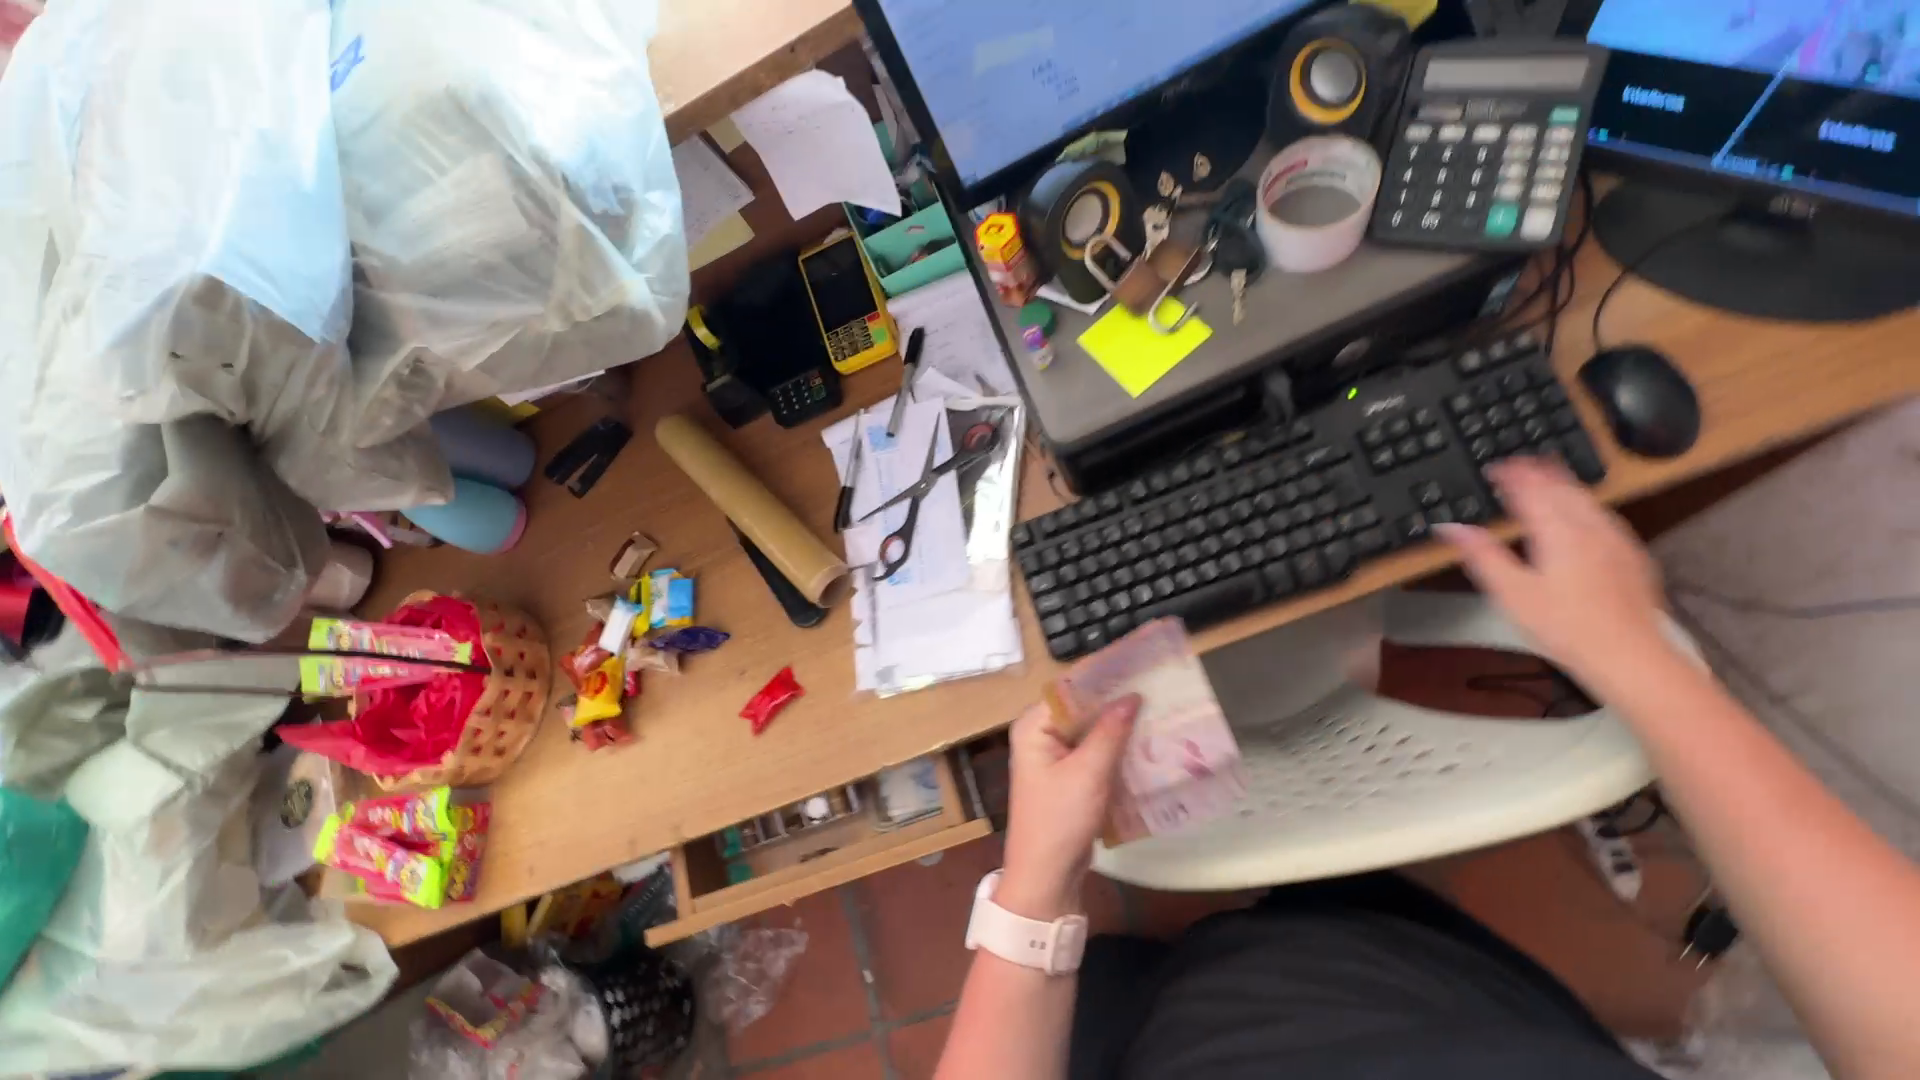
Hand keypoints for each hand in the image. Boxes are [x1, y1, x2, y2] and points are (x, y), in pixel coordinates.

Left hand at [997, 694, 1139, 921]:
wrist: (1046, 877)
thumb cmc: (1059, 820)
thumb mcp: (1088, 773)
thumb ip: (1109, 732)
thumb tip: (1132, 696)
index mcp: (1034, 726)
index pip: (1070, 689)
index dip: (1103, 677)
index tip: (1138, 666)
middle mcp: (1041, 735)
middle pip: (1082, 708)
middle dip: (1116, 701)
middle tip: (1157, 688)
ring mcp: (1055, 757)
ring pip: (1092, 731)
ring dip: (1120, 726)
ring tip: (1160, 710)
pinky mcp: (1070, 777)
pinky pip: (1095, 753)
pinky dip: (1117, 749)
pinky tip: (1147, 744)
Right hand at [1436, 457, 1673, 690]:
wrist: (1629, 655)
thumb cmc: (1566, 628)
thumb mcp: (1511, 592)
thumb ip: (1481, 554)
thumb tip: (1450, 528)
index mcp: (1559, 533)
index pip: (1531, 491)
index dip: (1512, 475)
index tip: (1495, 468)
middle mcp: (1590, 530)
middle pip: (1563, 488)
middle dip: (1539, 472)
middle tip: (1519, 465)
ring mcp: (1616, 542)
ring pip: (1588, 500)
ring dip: (1564, 484)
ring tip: (1549, 476)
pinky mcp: (1631, 557)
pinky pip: (1606, 517)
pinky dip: (1586, 505)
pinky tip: (1583, 514)